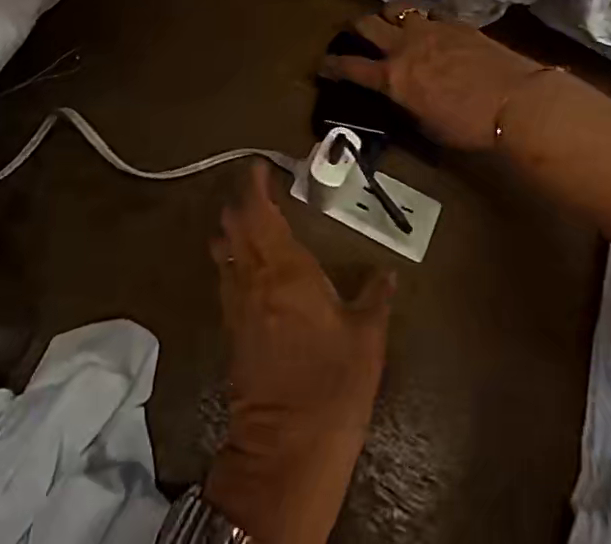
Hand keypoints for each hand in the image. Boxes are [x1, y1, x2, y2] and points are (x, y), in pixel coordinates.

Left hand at [205, 163, 394, 543]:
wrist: (288, 444)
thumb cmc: (335, 379)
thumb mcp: (367, 333)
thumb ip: (375, 296)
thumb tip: (386, 273)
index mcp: (286, 272)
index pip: (259, 217)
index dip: (254, 189)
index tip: (258, 167)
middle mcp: (254, 282)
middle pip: (233, 231)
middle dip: (239, 205)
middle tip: (255, 188)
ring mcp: (237, 308)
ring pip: (224, 256)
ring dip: (231, 232)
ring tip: (247, 219)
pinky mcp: (232, 332)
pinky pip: (227, 281)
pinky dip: (233, 261)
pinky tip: (249, 266)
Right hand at [319, 1, 555, 151]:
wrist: (515, 101)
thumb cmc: (469, 126)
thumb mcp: (427, 128)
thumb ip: (406, 108)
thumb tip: (401, 99)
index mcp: (392, 78)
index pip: (349, 67)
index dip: (332, 65)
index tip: (324, 65)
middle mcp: (405, 47)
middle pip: (366, 24)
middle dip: (354, 28)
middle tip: (356, 36)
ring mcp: (431, 29)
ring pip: (396, 9)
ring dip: (388, 15)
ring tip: (392, 24)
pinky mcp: (457, 23)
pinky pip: (430, 12)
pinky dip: (424, 18)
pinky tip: (432, 27)